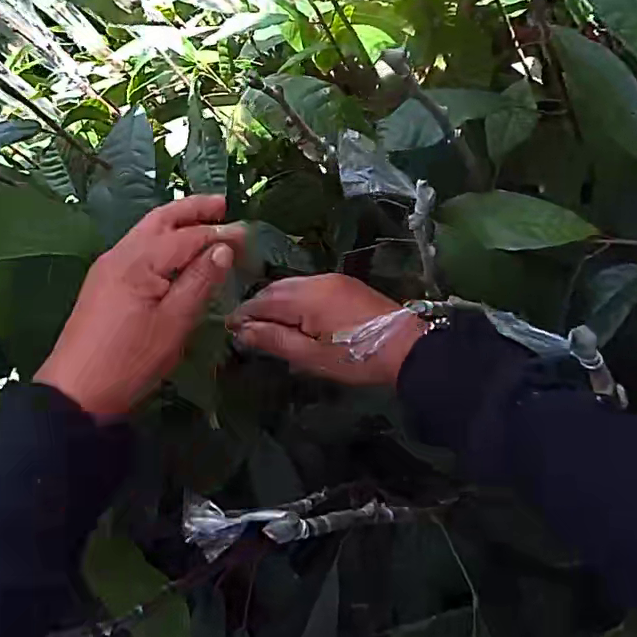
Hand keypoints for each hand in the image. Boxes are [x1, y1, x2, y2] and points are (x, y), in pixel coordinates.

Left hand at [35, 196, 244, 415]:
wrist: (75, 391)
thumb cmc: (130, 360)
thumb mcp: (174, 323)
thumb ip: (199, 281)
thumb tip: (223, 248)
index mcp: (139, 262)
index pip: (188, 237)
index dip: (219, 235)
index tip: (247, 235)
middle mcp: (121, 254)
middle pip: (161, 220)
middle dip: (192, 210)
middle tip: (222, 204)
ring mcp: (108, 266)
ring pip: (146, 230)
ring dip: (177, 222)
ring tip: (205, 220)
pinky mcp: (104, 281)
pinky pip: (138, 247)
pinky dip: (162, 239)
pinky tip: (176, 250)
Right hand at [228, 274, 424, 386]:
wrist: (407, 348)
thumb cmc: (355, 357)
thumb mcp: (310, 356)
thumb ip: (274, 340)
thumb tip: (241, 331)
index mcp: (304, 296)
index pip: (261, 300)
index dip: (243, 315)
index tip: (228, 329)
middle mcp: (315, 280)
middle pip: (275, 289)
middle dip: (257, 307)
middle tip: (245, 330)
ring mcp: (332, 279)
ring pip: (291, 286)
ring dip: (275, 303)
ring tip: (267, 326)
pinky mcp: (344, 284)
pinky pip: (308, 287)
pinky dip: (294, 300)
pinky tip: (294, 318)